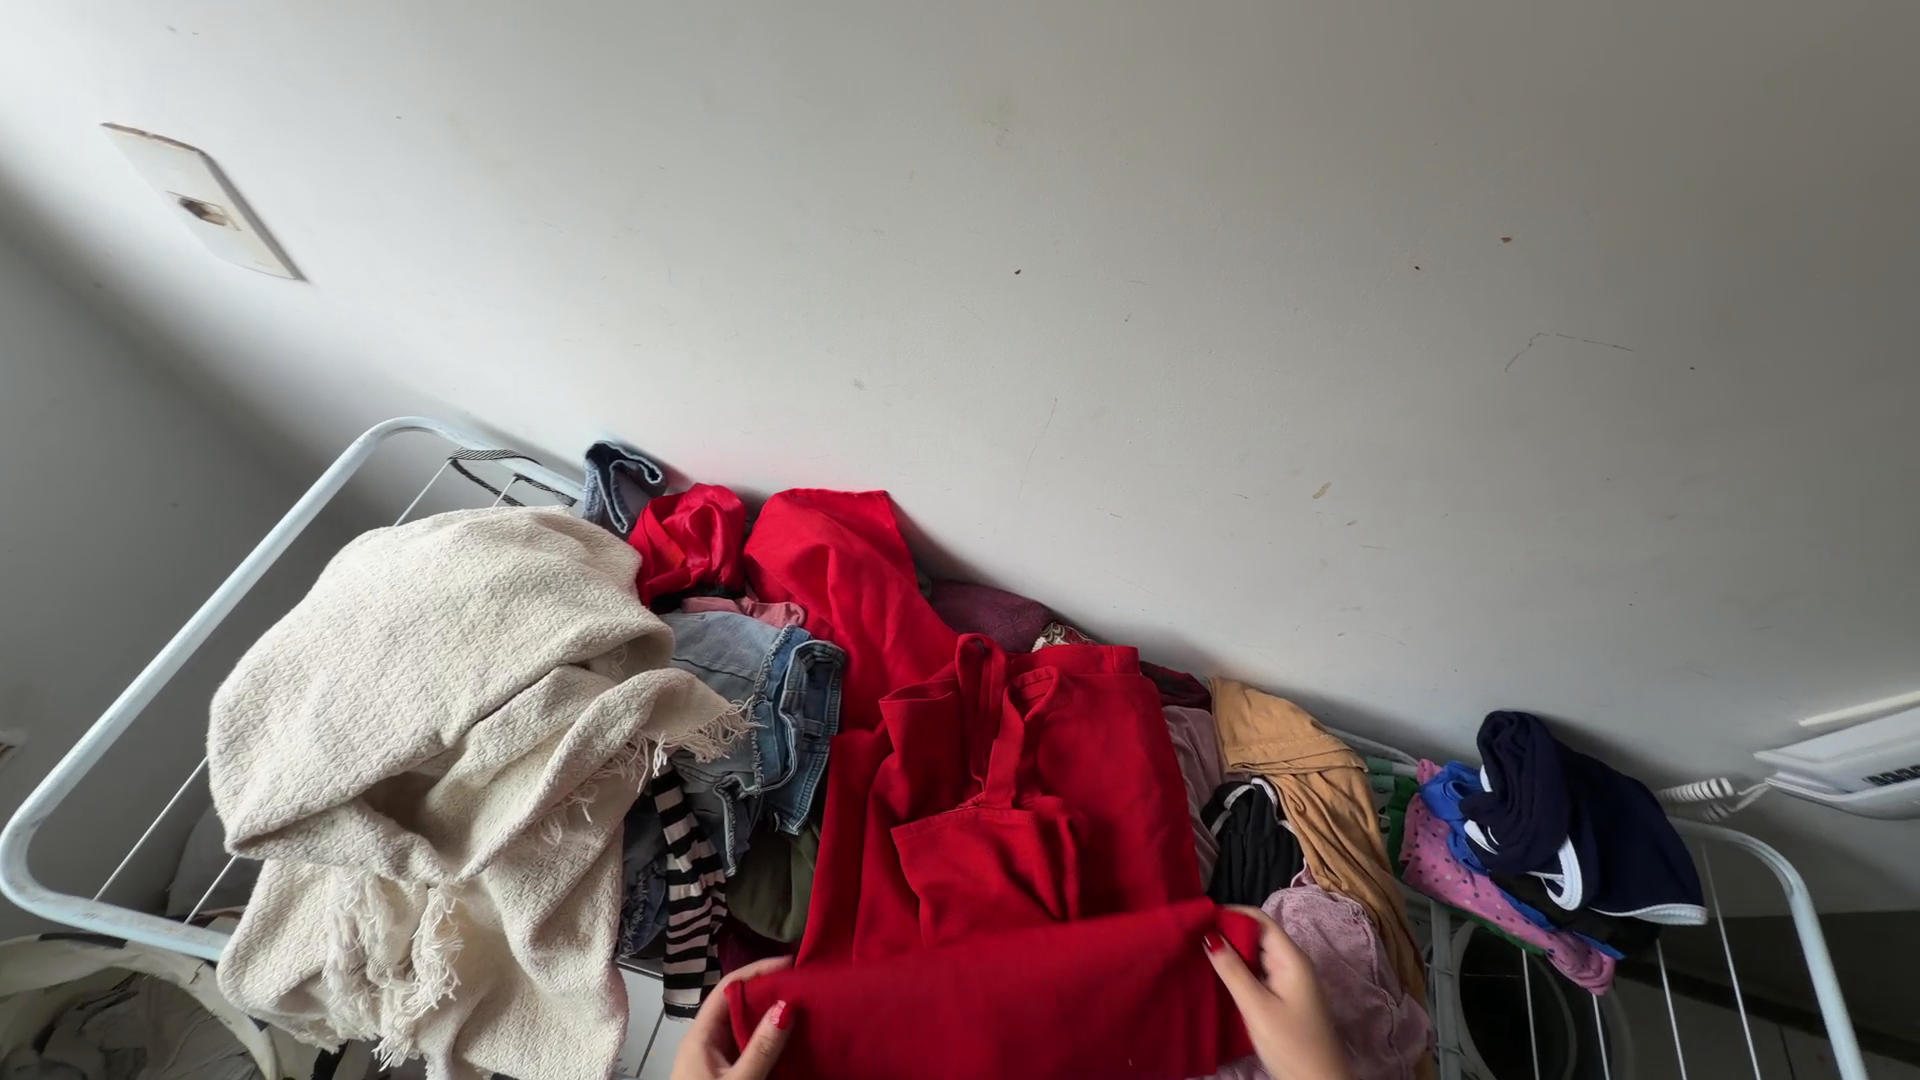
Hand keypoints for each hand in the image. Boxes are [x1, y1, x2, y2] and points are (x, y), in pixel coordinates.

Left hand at [669, 956, 795, 1079]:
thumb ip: (762, 1048)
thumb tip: (787, 1003)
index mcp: (700, 1035)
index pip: (729, 987)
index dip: (759, 970)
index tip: (792, 964)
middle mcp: (705, 1041)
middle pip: (738, 1002)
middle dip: (769, 990)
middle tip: (803, 982)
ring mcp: (714, 1060)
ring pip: (744, 1025)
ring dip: (771, 1014)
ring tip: (802, 1003)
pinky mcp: (724, 1076)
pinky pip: (748, 1046)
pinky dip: (768, 1038)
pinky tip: (790, 1038)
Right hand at [1205, 906, 1352, 1079]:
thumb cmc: (1291, 1046)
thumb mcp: (1257, 1007)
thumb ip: (1232, 970)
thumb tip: (1207, 933)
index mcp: (1291, 958)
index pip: (1258, 919)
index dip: (1230, 914)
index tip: (1199, 920)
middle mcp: (1291, 963)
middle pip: (1256, 934)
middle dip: (1227, 932)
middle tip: (1193, 937)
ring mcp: (1289, 981)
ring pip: (1255, 953)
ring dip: (1231, 952)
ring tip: (1199, 953)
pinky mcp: (1284, 997)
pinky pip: (1257, 972)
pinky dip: (1238, 969)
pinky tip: (1218, 976)